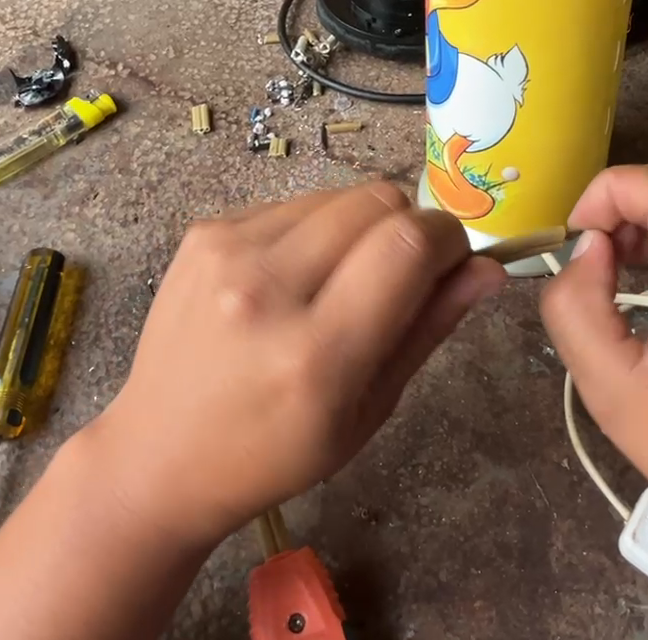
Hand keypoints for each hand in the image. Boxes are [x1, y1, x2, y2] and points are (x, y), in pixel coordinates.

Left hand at [85, 181, 506, 547]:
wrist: (159, 453)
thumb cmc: (275, 452)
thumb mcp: (367, 411)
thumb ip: (429, 329)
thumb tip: (488, 268)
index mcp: (315, 354)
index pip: (409, 244)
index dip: (448, 240)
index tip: (449, 262)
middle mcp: (266, 288)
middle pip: (377, 200)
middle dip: (409, 226)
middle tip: (398, 274)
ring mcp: (226, 250)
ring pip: (338, 194)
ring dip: (360, 226)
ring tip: (337, 281)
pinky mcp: (204, 230)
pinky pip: (293, 203)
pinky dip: (313, 229)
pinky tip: (292, 277)